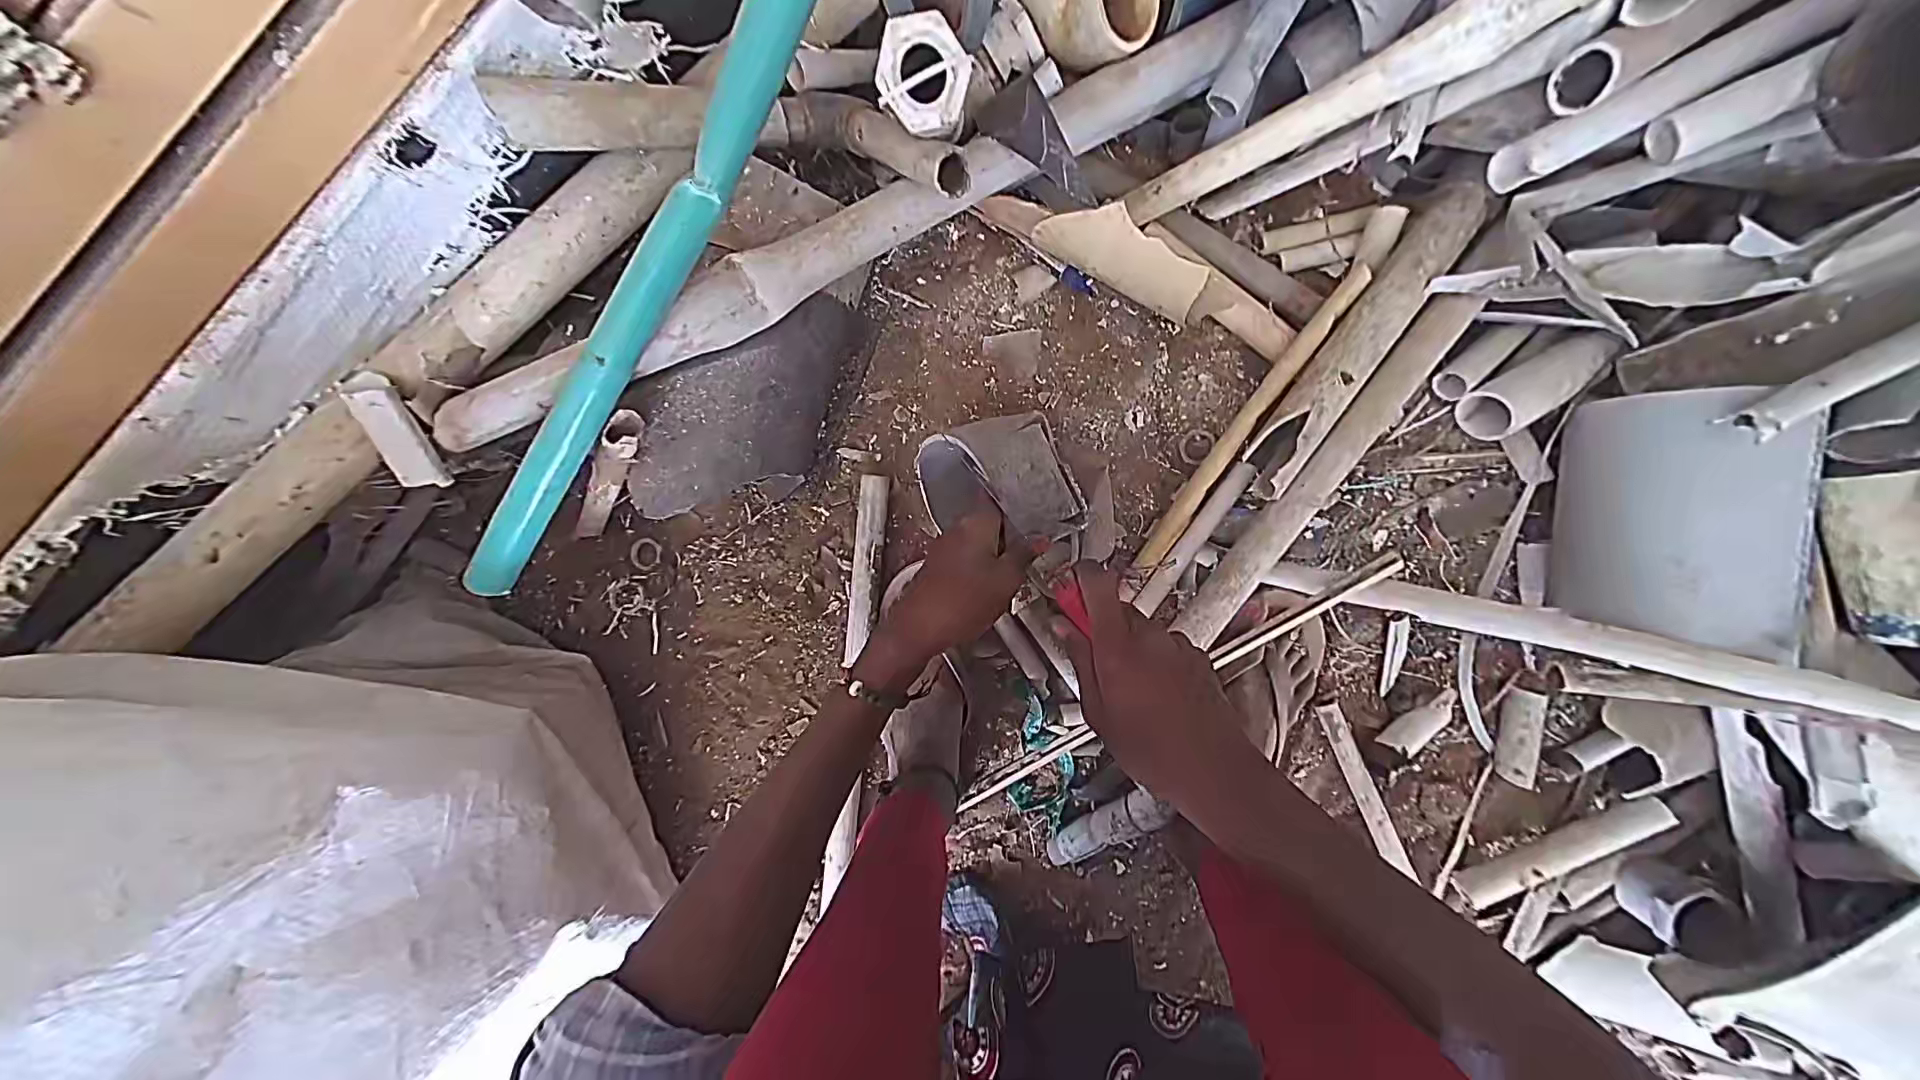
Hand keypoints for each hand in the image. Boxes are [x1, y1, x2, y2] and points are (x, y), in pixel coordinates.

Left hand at [858, 506, 1036, 690]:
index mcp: (976, 522)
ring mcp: (944, 547)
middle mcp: (957, 528)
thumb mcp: (1007, 580)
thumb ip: (1024, 555)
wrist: (919, 629)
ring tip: (1008, 578)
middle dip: (1010, 539)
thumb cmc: (963, 603)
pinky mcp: (937, 566)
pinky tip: (986, 590)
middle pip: (991, 524)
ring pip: (979, 543)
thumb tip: (1038, 540)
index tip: (1037, 527)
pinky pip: (965, 559)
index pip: (1002, 502)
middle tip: (1028, 558)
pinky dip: (978, 570)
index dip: (1022, 513)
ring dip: (994, 557)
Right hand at [1052, 562, 1262, 801]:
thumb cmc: (1155, 750)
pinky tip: (1152, 696)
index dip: (1080, 577)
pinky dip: (1153, 661)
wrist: (1213, 770)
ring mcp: (1177, 644)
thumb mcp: (1098, 711)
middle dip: (1100, 627)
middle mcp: (1150, 636)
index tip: (1069, 589)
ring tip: (1127, 691)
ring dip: (1128, 648)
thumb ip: (1080, 660)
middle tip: (1091, 658)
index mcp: (1119, 646)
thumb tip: (1065, 630)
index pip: (1098, 583)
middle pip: (1117, 608)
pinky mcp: (1196, 655)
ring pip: (1141, 630)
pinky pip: (1163, 646)